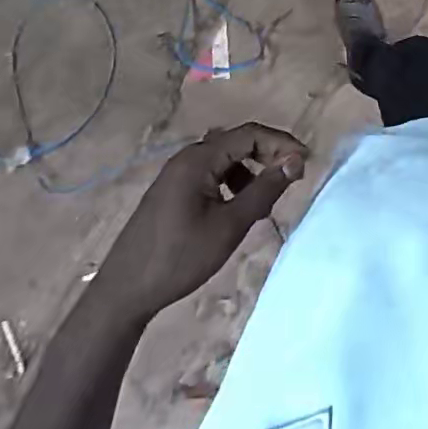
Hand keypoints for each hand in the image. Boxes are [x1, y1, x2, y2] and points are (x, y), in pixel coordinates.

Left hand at [94, 123, 306, 316]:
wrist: (123, 294)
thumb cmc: (179, 258)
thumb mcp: (230, 224)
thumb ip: (265, 189)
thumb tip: (296, 161)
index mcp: (199, 159)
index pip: (251, 134)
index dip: (282, 143)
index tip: (305, 163)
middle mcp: (187, 158)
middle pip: (239, 142)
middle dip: (269, 156)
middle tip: (291, 178)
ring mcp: (177, 174)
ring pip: (227, 159)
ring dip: (252, 171)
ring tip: (265, 200)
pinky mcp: (173, 191)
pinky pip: (213, 173)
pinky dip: (234, 182)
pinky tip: (238, 208)